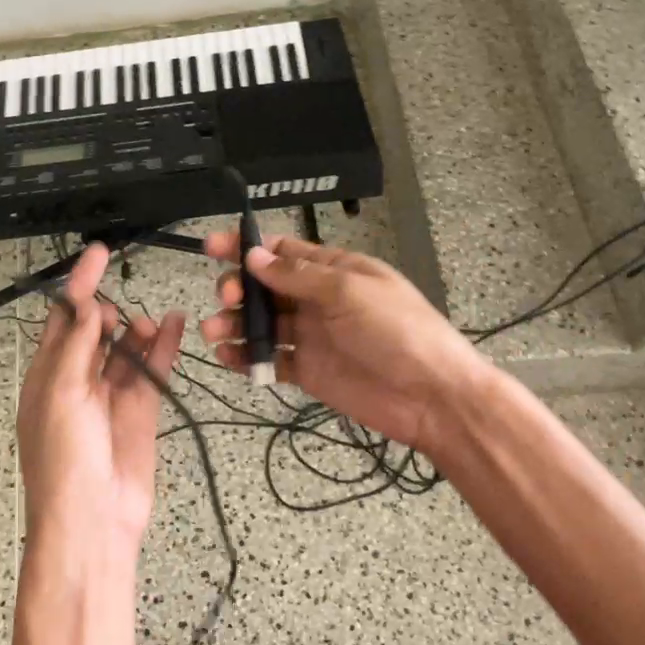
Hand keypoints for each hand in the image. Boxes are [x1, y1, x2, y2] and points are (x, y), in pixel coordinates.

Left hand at [17, 245, 185, 547]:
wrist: (93, 522)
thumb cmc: (65, 459)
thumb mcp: (60, 396)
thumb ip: (76, 347)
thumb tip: (89, 306)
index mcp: (47, 377)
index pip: (62, 321)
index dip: (78, 286)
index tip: (98, 253)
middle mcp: (77, 382)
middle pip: (95, 332)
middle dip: (109, 311)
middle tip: (123, 303)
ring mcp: (110, 397)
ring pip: (126, 349)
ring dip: (138, 330)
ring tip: (150, 323)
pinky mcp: (140, 411)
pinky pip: (153, 370)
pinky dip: (164, 347)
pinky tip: (175, 324)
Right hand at [200, 234, 498, 453]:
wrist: (433, 397)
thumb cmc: (398, 331)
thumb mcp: (349, 292)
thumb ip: (298, 276)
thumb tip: (254, 256)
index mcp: (334, 270)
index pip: (282, 251)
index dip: (246, 247)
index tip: (211, 248)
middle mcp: (319, 299)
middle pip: (266, 288)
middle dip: (238, 289)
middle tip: (226, 298)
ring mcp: (313, 336)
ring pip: (263, 325)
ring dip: (235, 324)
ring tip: (213, 332)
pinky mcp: (309, 371)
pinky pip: (271, 360)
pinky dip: (246, 358)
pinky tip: (227, 357)